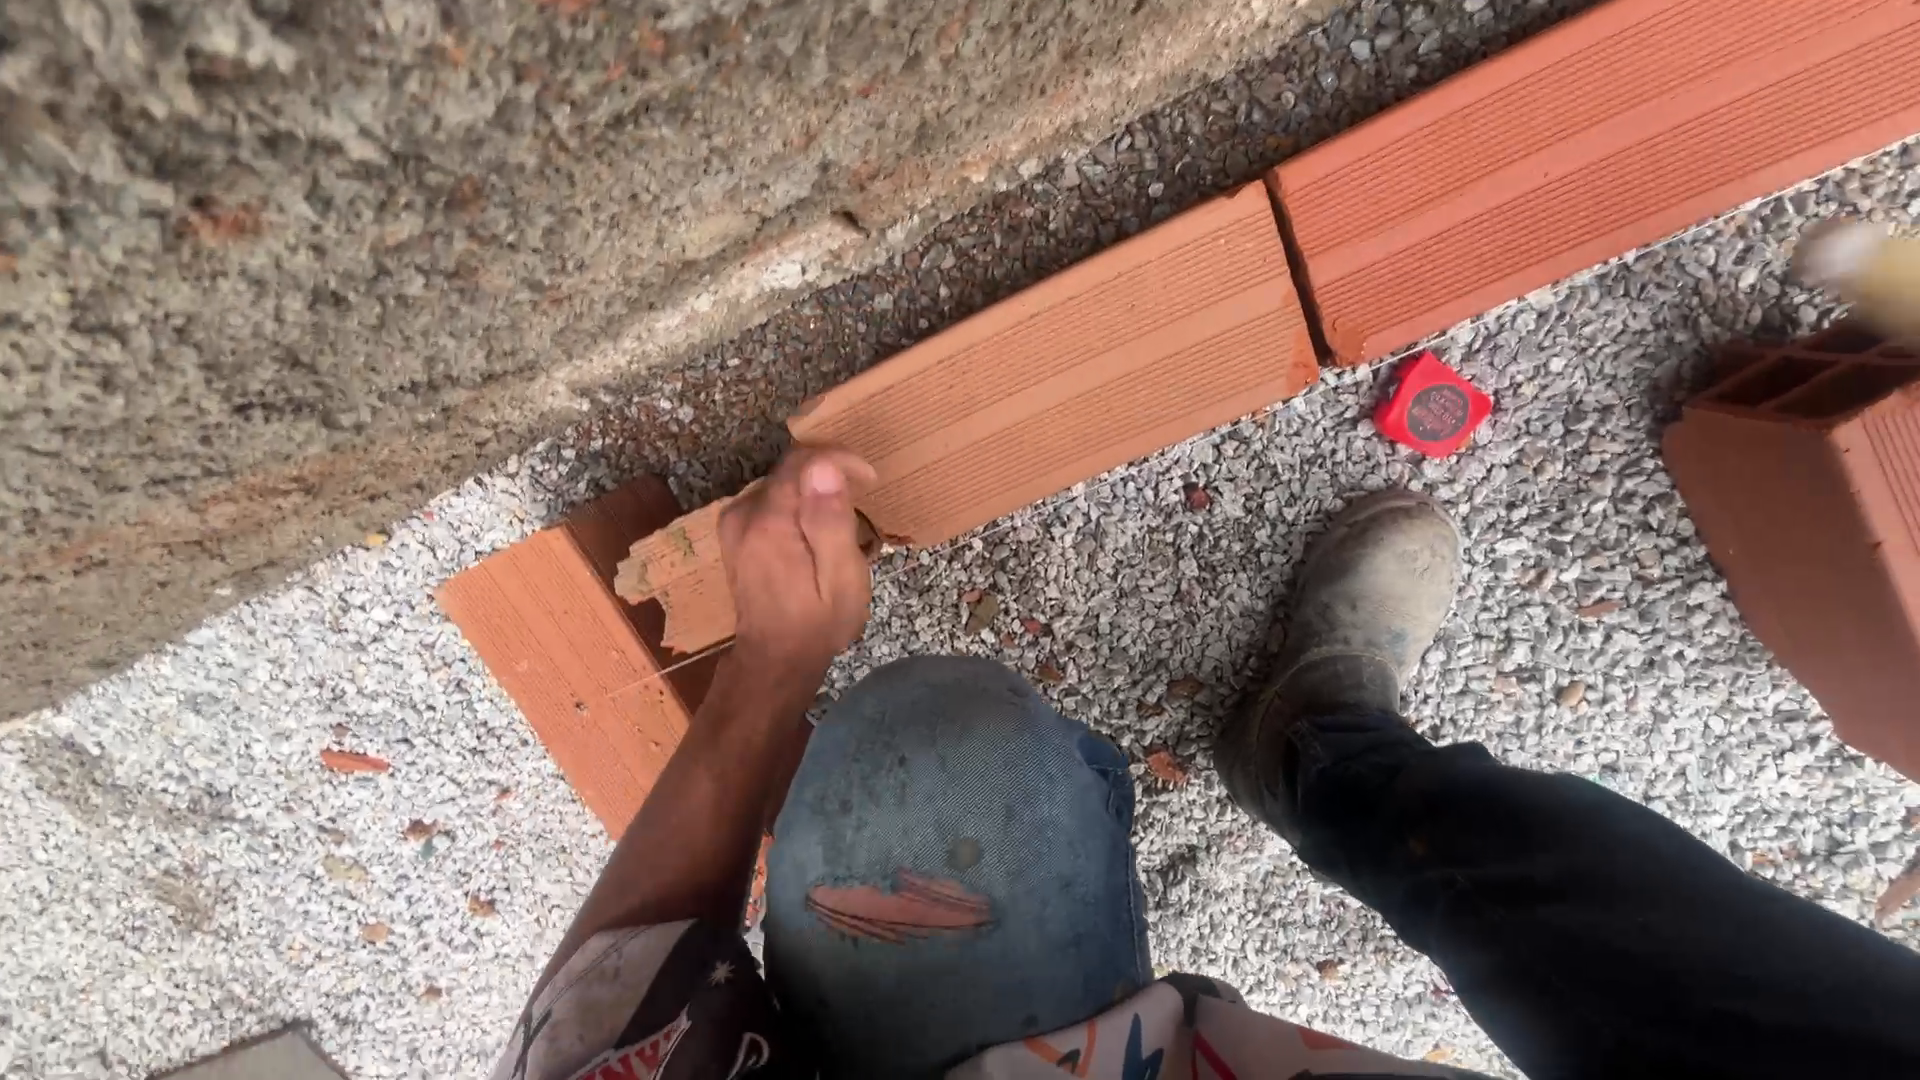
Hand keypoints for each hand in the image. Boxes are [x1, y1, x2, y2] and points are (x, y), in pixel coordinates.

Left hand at [718, 447, 877, 680]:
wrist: (775, 658)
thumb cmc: (817, 623)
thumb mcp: (841, 579)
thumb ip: (831, 521)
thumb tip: (825, 467)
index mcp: (770, 522)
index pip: (804, 461)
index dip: (841, 460)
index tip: (870, 479)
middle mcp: (743, 513)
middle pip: (791, 471)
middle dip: (830, 478)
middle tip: (861, 508)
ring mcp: (734, 523)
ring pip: (783, 484)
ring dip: (814, 493)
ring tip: (842, 524)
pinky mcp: (735, 533)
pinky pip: (771, 500)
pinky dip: (798, 506)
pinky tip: (815, 533)